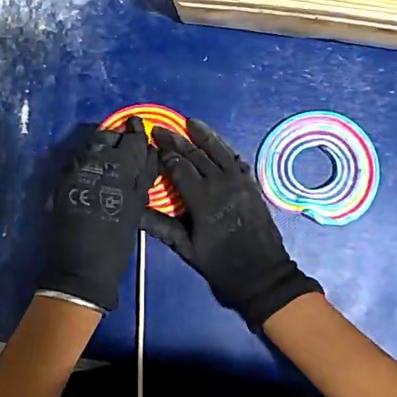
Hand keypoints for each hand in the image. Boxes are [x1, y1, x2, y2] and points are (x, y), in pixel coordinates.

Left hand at [35, 119, 161, 311]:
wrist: (80, 269)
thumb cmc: (116, 243)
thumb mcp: (136, 206)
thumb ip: (143, 175)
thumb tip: (149, 151)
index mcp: (118, 170)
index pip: (130, 140)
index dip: (137, 132)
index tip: (140, 126)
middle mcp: (92, 164)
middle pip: (106, 137)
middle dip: (117, 137)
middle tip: (126, 144)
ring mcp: (72, 172)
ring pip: (89, 147)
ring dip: (101, 147)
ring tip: (111, 157)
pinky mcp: (60, 182)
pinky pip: (77, 161)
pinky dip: (88, 160)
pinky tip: (95, 170)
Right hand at [152, 118, 321, 330]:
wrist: (263, 275)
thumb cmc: (221, 265)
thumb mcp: (187, 248)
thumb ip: (161, 226)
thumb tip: (134, 211)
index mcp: (203, 199)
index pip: (179, 167)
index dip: (164, 155)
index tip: (151, 145)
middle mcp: (221, 183)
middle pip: (196, 154)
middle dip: (177, 140)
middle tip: (160, 129)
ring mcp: (239, 181)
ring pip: (219, 151)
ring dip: (203, 135)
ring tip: (189, 122)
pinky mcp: (251, 184)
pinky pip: (235, 159)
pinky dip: (224, 148)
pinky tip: (215, 141)